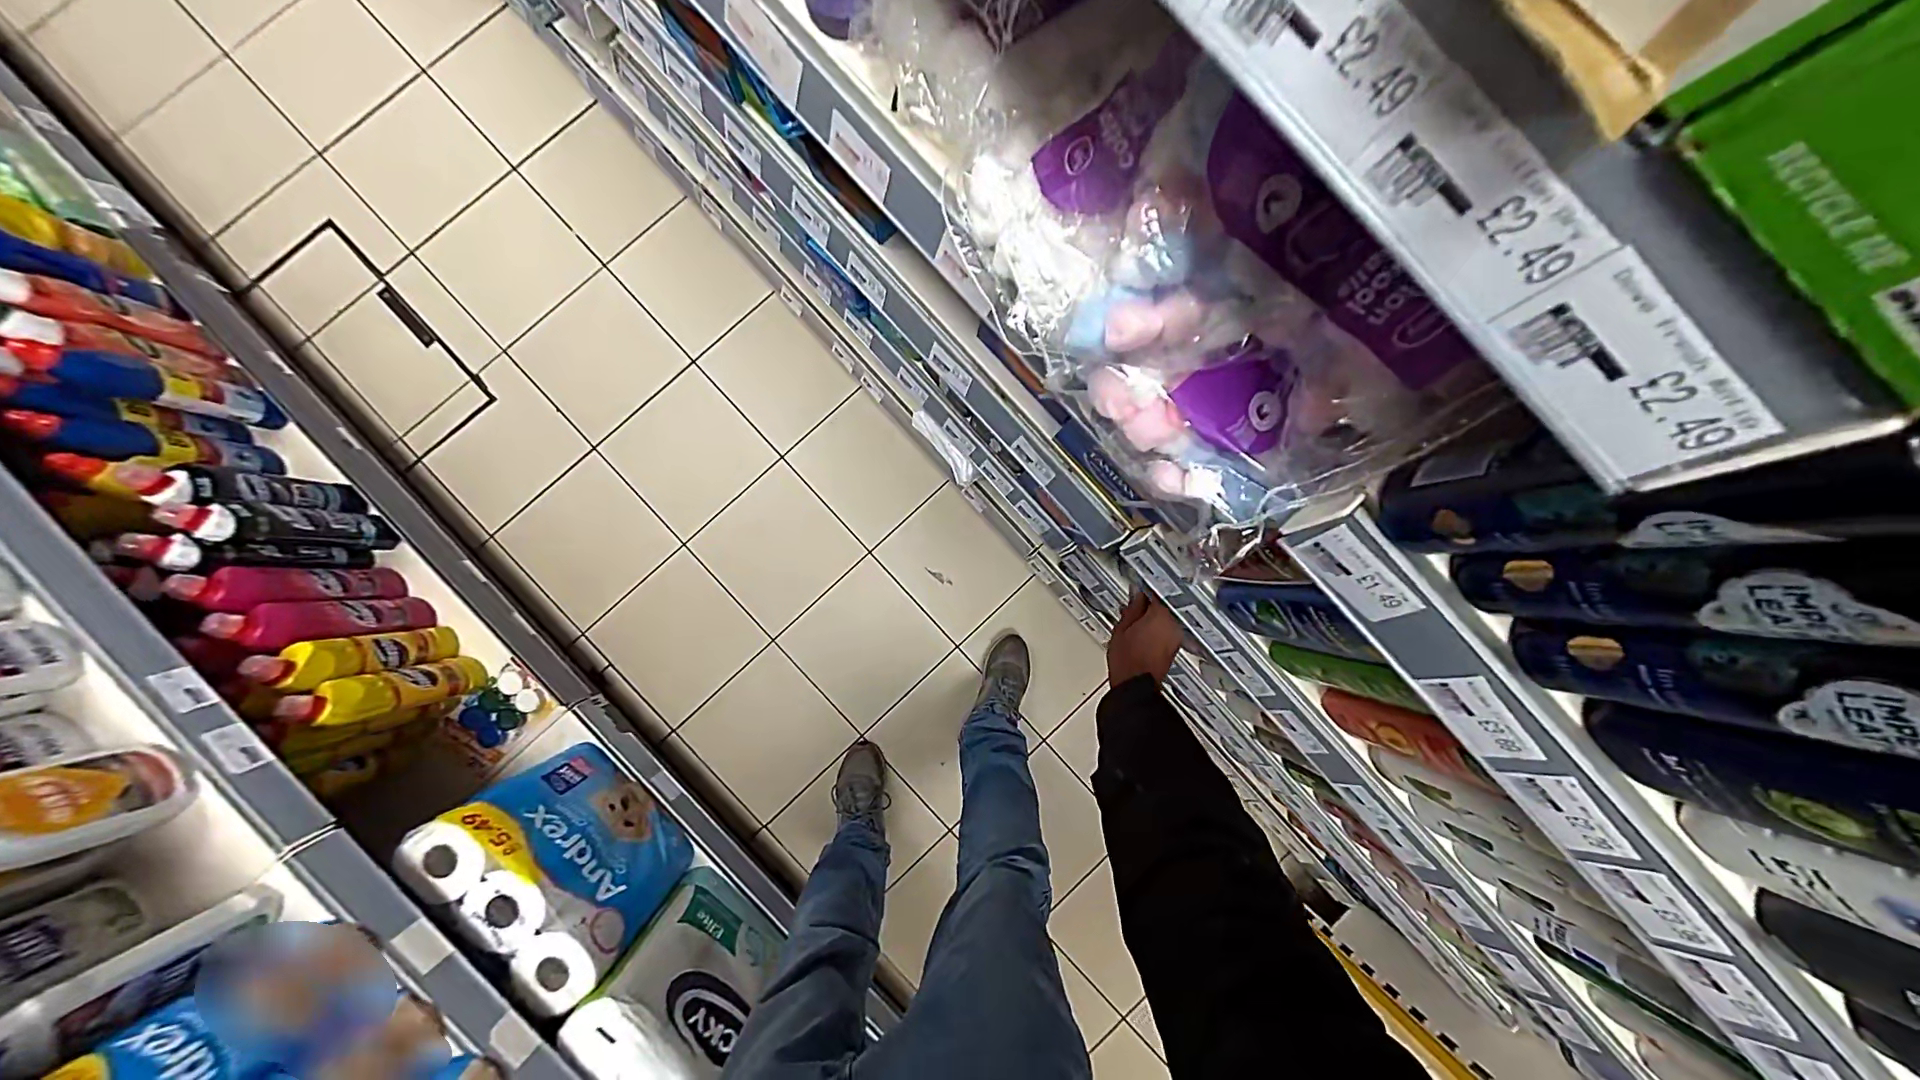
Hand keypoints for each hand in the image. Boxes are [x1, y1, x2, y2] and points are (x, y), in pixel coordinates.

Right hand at [1108, 591, 1182, 686]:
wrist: (1135, 684)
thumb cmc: (1128, 660)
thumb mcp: (1122, 627)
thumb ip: (1133, 607)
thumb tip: (1137, 596)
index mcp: (1162, 615)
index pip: (1157, 592)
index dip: (1144, 589)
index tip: (1136, 588)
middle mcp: (1174, 625)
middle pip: (1163, 605)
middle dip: (1149, 603)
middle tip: (1133, 603)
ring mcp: (1176, 637)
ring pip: (1165, 618)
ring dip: (1152, 615)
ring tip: (1134, 618)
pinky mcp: (1174, 647)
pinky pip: (1166, 630)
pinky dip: (1156, 627)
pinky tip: (1141, 630)